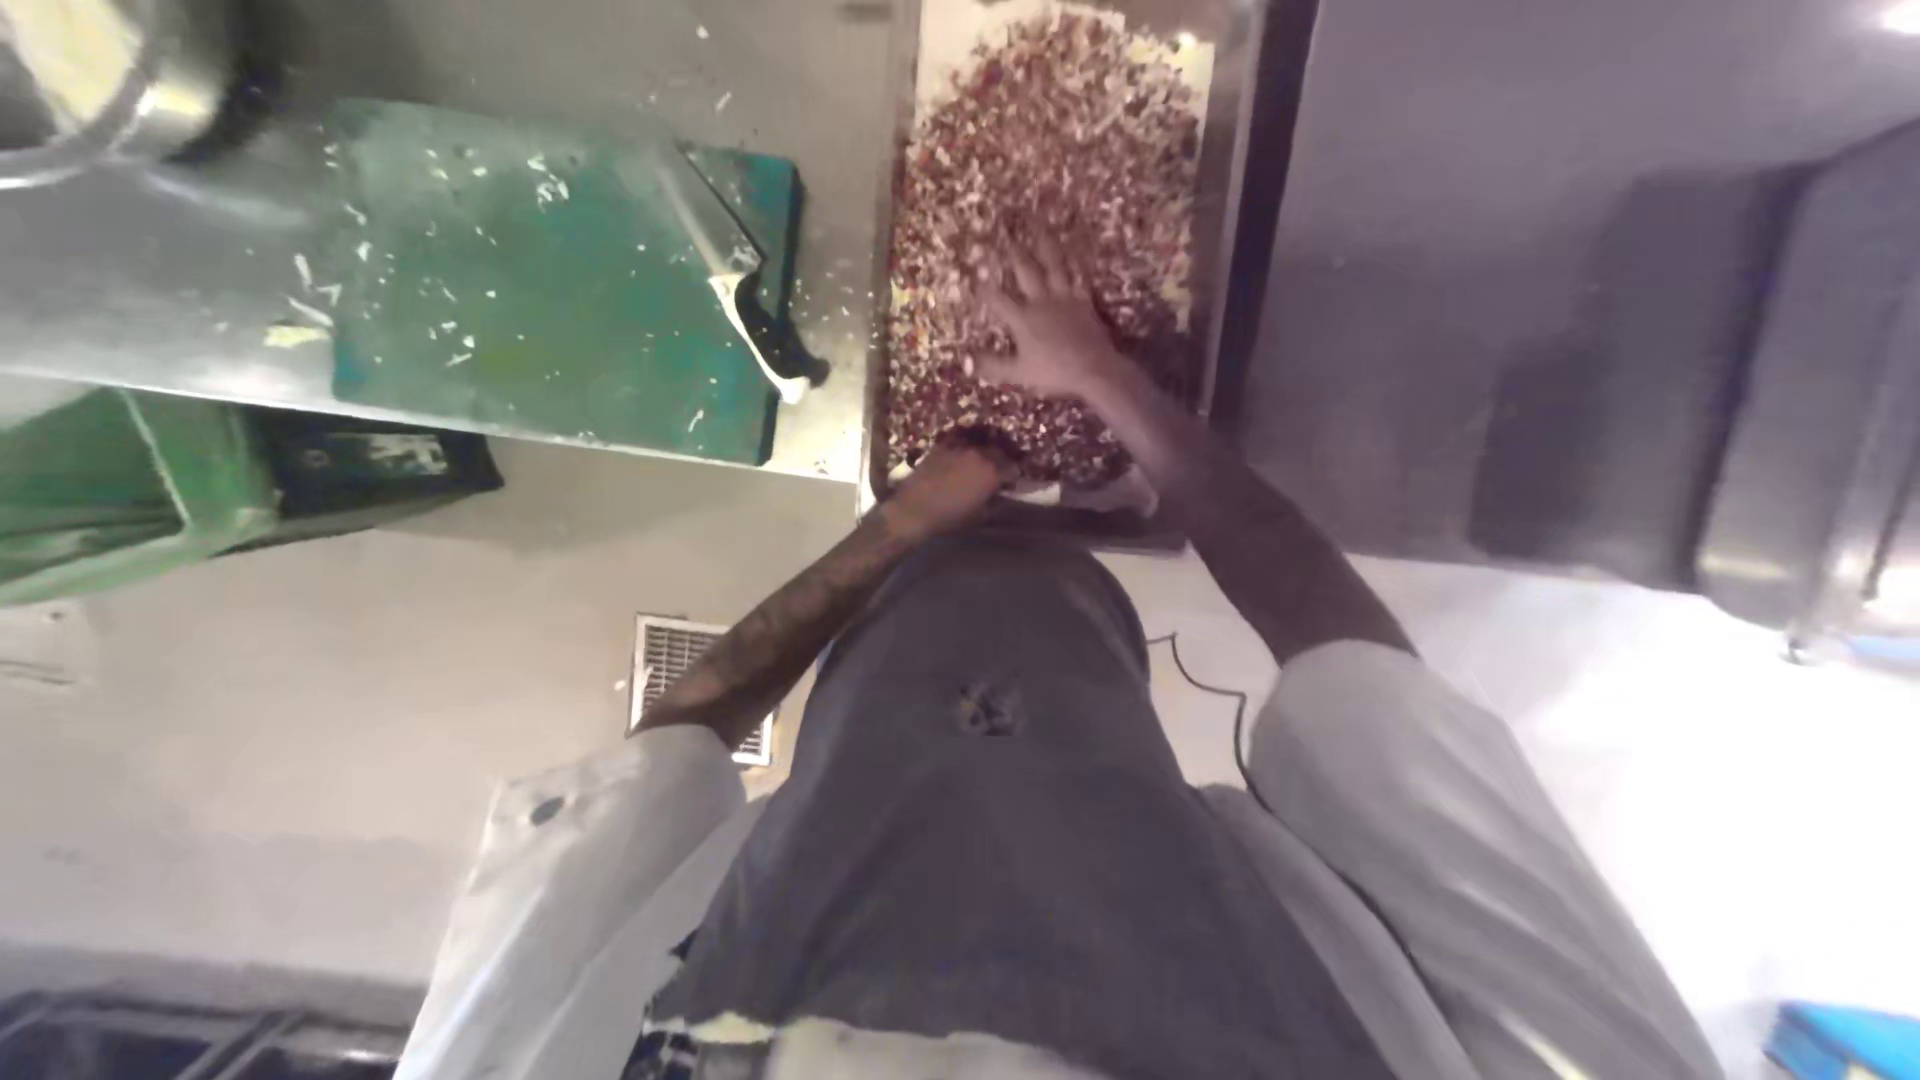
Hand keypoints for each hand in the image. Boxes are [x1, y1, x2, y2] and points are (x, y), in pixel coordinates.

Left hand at [876, 441, 1012, 542]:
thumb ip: (996, 502)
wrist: (915, 509)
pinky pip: (959, 441)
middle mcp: (980, 454)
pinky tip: (960, 456)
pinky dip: (964, 447)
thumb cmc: (950, 517)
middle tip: (998, 471)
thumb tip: (1003, 494)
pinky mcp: (942, 445)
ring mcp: (960, 447)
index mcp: (993, 472)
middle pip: (999, 452)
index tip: (1010, 483)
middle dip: (1001, 461)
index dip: (1013, 476)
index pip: (1013, 468)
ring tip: (980, 462)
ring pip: (979, 445)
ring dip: (984, 453)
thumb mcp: (980, 515)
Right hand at [975, 236, 1128, 399]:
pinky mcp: (1084, 301)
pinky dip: (1074, 264)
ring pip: (1053, 265)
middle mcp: (1042, 302)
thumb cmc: (1054, 372)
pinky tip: (1073, 254)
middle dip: (1013, 253)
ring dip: (1045, 245)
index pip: (998, 299)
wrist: (1095, 369)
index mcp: (1024, 319)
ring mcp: (1065, 298)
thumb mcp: (1019, 373)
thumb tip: (967, 360)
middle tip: (1004, 233)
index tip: (973, 271)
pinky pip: (1078, 277)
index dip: (984, 286)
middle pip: (1025, 271)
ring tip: (1039, 227)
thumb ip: (993, 365)